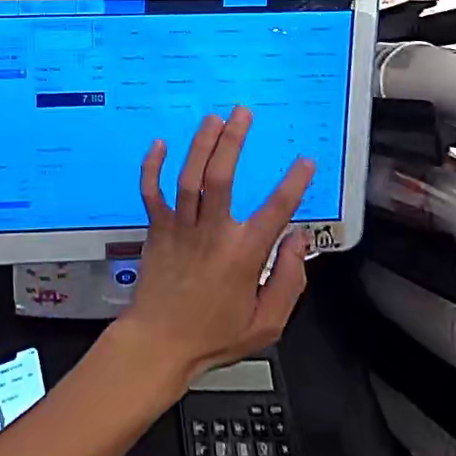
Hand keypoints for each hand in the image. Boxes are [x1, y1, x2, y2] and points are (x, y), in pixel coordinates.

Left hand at [115, 108, 311, 390]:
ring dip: (200, 145)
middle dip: (233, 141)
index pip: (275, 210)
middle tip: (243, 114)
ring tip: (213, 119)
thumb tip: (298, 240)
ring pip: (188, 177)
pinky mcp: (156, 229)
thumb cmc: (214, 335)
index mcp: (243, 256)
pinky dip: (151, 167)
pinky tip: (158, 144)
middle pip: (220, 177)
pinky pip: (150, 191)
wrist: (160, 341)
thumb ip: (289, 280)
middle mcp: (210, 234)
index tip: (304, 162)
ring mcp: (179, 228)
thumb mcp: (267, 322)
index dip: (293, 182)